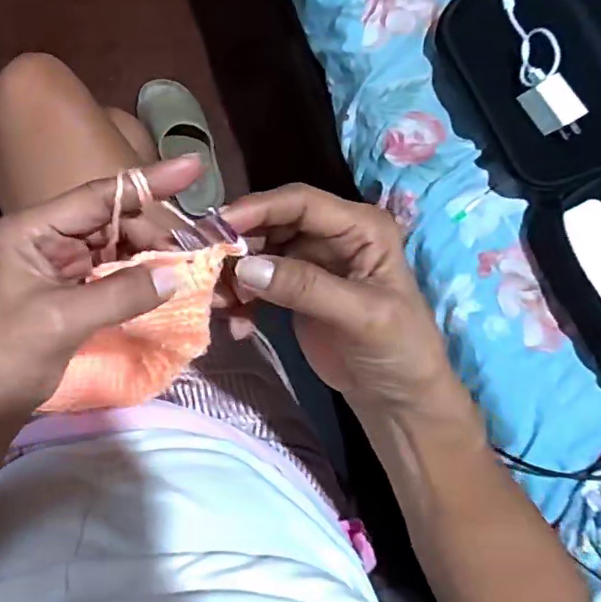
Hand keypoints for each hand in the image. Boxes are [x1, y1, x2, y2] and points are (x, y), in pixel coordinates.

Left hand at [0, 156, 205, 423]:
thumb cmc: (11, 353)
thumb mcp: (65, 319)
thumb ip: (122, 293)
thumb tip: (176, 274)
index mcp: (32, 229)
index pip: (97, 196)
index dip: (147, 182)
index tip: (192, 167)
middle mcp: (46, 236)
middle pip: (111, 218)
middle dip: (152, 229)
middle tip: (195, 247)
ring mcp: (58, 261)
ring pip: (115, 243)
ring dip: (149, 252)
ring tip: (187, 263)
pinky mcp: (69, 286)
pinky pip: (112, 269)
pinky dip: (138, 273)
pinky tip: (164, 278)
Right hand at [219, 184, 459, 413]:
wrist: (396, 399)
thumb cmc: (397, 351)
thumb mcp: (361, 316)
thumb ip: (305, 287)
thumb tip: (245, 267)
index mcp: (360, 227)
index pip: (299, 202)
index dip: (256, 209)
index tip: (215, 229)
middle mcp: (331, 235)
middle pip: (269, 224)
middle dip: (235, 245)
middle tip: (203, 269)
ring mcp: (308, 261)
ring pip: (254, 253)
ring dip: (231, 277)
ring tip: (220, 306)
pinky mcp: (290, 288)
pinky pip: (252, 282)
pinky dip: (239, 300)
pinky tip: (238, 326)